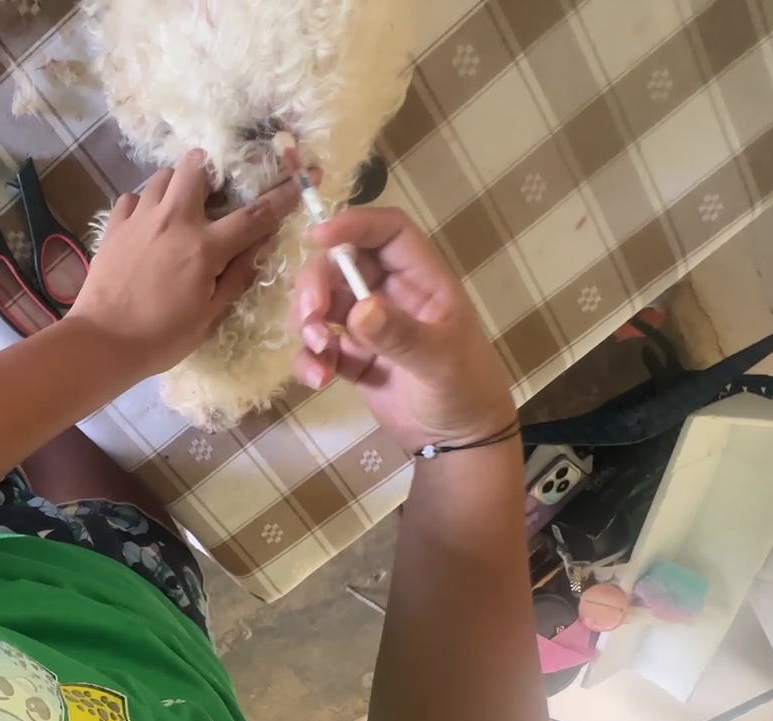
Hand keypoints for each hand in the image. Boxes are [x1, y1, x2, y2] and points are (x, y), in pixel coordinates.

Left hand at [67, 149, 299, 375]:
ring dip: (177, 186)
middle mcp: (173, 221)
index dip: (282, 197)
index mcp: (204, 248)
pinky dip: (143, 205)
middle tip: (215, 193)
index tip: (299, 182)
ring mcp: (140, 220)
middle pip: (197, 165)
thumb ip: (236, 277)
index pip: (254, 215)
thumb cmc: (160, 339)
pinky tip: (146, 226)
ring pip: (163, 176)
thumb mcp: (208, 317)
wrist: (101, 344)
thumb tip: (260, 246)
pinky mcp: (113, 227)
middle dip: (212, 169)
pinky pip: (132, 198)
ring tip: (179, 210)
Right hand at [290, 207, 517, 450]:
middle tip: (309, 316)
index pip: (388, 233)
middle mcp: (391, 296)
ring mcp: (368, 327)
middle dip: (316, 286)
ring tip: (320, 354)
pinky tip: (319, 381)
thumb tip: (357, 312)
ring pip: (323, 306)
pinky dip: (310, 361)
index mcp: (422, 281)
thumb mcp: (439, 362)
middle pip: (341, 267)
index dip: (354, 225)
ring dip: (308, 325)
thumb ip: (400, 335)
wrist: (456, 441)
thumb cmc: (464, 391)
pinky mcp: (351, 358)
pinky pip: (319, 348)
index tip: (318, 235)